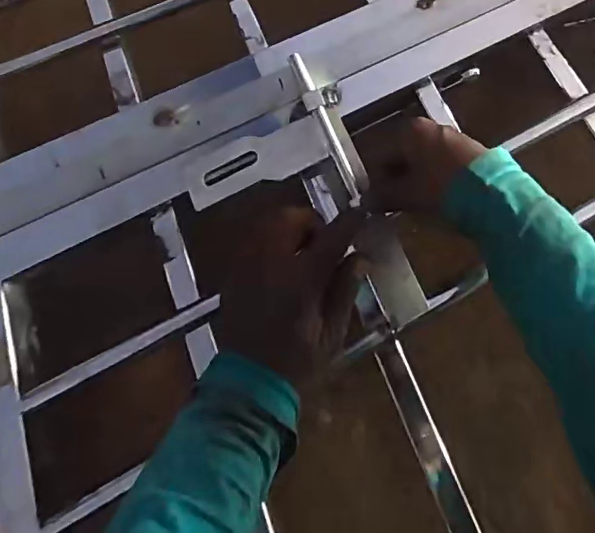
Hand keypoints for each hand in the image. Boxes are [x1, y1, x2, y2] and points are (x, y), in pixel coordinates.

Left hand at [216, 206, 367, 388]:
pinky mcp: (234, 267)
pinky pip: (255, 237)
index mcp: (301, 278)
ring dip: (290, 228)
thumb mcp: (332, 333)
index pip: (331, 237)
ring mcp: (248, 260)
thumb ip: (345, 289)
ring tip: (301, 255)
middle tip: (323, 246)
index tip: (360, 214)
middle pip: (293, 216)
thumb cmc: (296, 361)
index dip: (349, 222)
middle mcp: (271, 259)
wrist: (247, 380)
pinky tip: (279, 266)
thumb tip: (359, 257)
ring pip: (270, 221)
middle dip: (312, 223)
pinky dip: (271, 239)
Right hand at [367, 117, 488, 214]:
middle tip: (399, 202)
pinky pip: (448, 164)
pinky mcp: (475, 151)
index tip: (379, 198)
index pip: (383, 153)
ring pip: (428, 159)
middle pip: (406, 154)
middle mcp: (431, 127)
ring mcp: (455, 137)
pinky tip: (444, 198)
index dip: (378, 178)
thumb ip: (385, 196)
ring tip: (422, 204)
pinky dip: (441, 179)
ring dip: (421, 178)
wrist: (496, 195)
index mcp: (410, 130)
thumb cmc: (443, 189)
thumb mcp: (409, 195)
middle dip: (401, 177)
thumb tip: (367, 201)